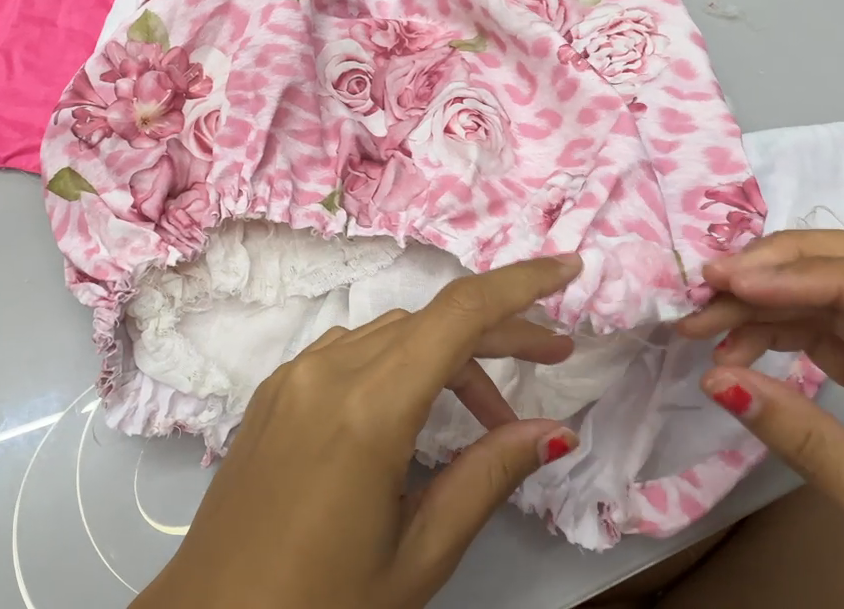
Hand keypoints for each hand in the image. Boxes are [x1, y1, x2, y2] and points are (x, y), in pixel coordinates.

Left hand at [130, 255, 585, 608]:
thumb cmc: (324, 602)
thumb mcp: (420, 553)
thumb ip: (487, 478)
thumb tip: (553, 430)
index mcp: (368, 408)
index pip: (458, 316)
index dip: (520, 284)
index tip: (569, 269)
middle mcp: (327, 371)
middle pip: (429, 322)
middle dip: (496, 333)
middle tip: (553, 360)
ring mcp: (294, 376)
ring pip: (390, 335)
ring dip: (446, 356)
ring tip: (485, 415)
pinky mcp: (274, 391)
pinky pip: (350, 352)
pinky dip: (397, 364)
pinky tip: (414, 411)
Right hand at [677, 230, 843, 608]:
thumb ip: (819, 453)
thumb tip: (717, 379)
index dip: (830, 275)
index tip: (743, 283)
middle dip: (796, 267)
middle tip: (715, 280)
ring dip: (777, 297)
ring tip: (705, 316)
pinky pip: (841, 337)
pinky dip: (783, 331)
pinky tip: (737, 345)